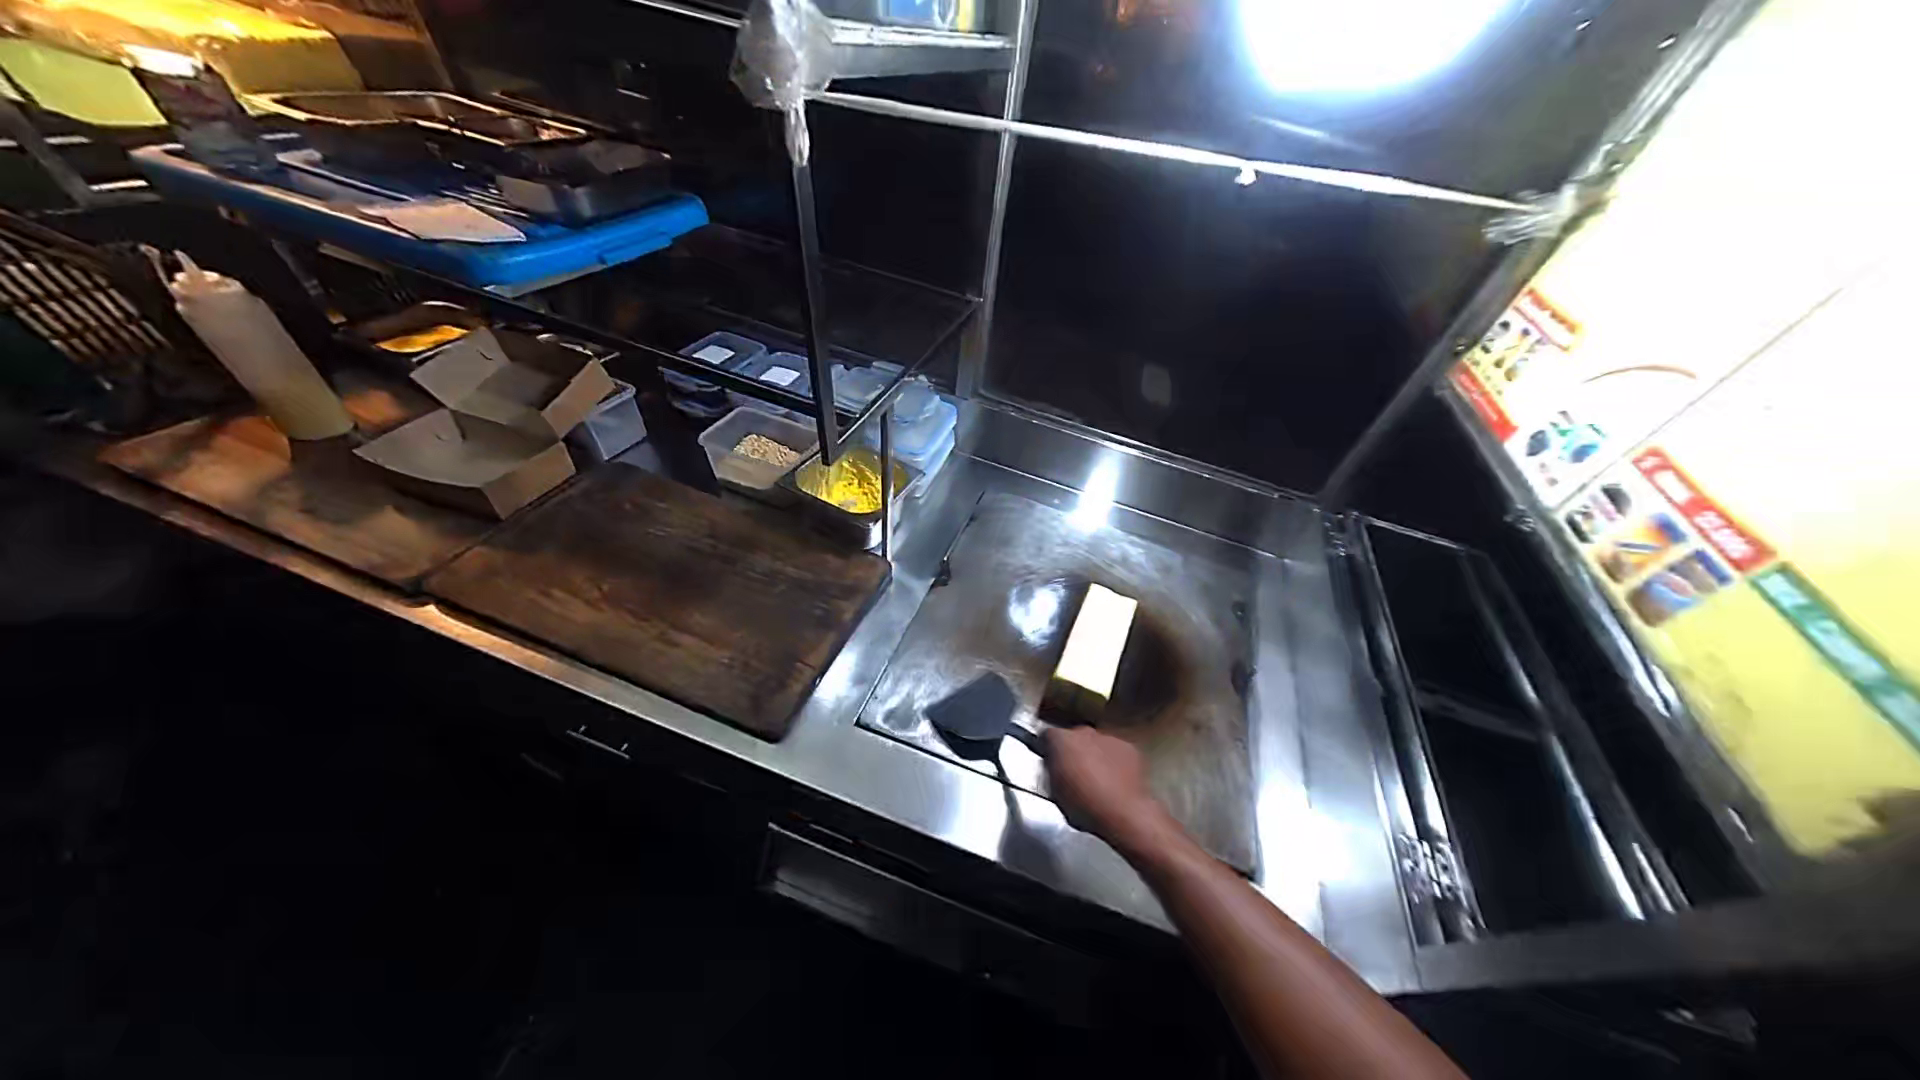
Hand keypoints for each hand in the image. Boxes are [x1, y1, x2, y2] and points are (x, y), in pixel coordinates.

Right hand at [1043, 725, 1174, 856]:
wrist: (1124, 813)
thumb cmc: (1083, 805)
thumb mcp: (1054, 791)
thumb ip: (1051, 771)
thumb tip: (1054, 766)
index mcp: (1060, 740)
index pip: (1047, 736)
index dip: (1049, 750)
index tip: (1051, 764)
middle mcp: (1084, 732)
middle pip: (1074, 737)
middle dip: (1073, 752)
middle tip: (1074, 774)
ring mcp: (1109, 738)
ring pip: (1097, 744)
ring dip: (1095, 756)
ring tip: (1097, 780)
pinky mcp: (1129, 749)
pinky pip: (1116, 753)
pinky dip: (1114, 763)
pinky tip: (1116, 782)